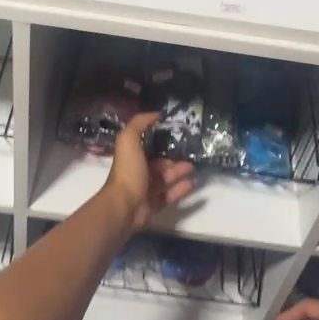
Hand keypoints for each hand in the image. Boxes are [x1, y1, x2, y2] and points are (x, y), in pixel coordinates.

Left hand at [103, 113, 194, 230]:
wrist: (125, 206)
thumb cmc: (128, 171)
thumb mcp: (129, 139)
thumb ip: (140, 123)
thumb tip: (156, 114)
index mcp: (132, 155)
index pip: (147, 143)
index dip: (160, 136)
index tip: (178, 130)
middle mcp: (138, 171)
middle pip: (159, 161)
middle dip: (173, 156)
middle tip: (190, 150)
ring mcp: (146, 189)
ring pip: (165, 178)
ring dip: (179, 171)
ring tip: (193, 166)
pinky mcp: (154, 204)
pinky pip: (169, 195)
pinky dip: (181, 189)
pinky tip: (192, 182)